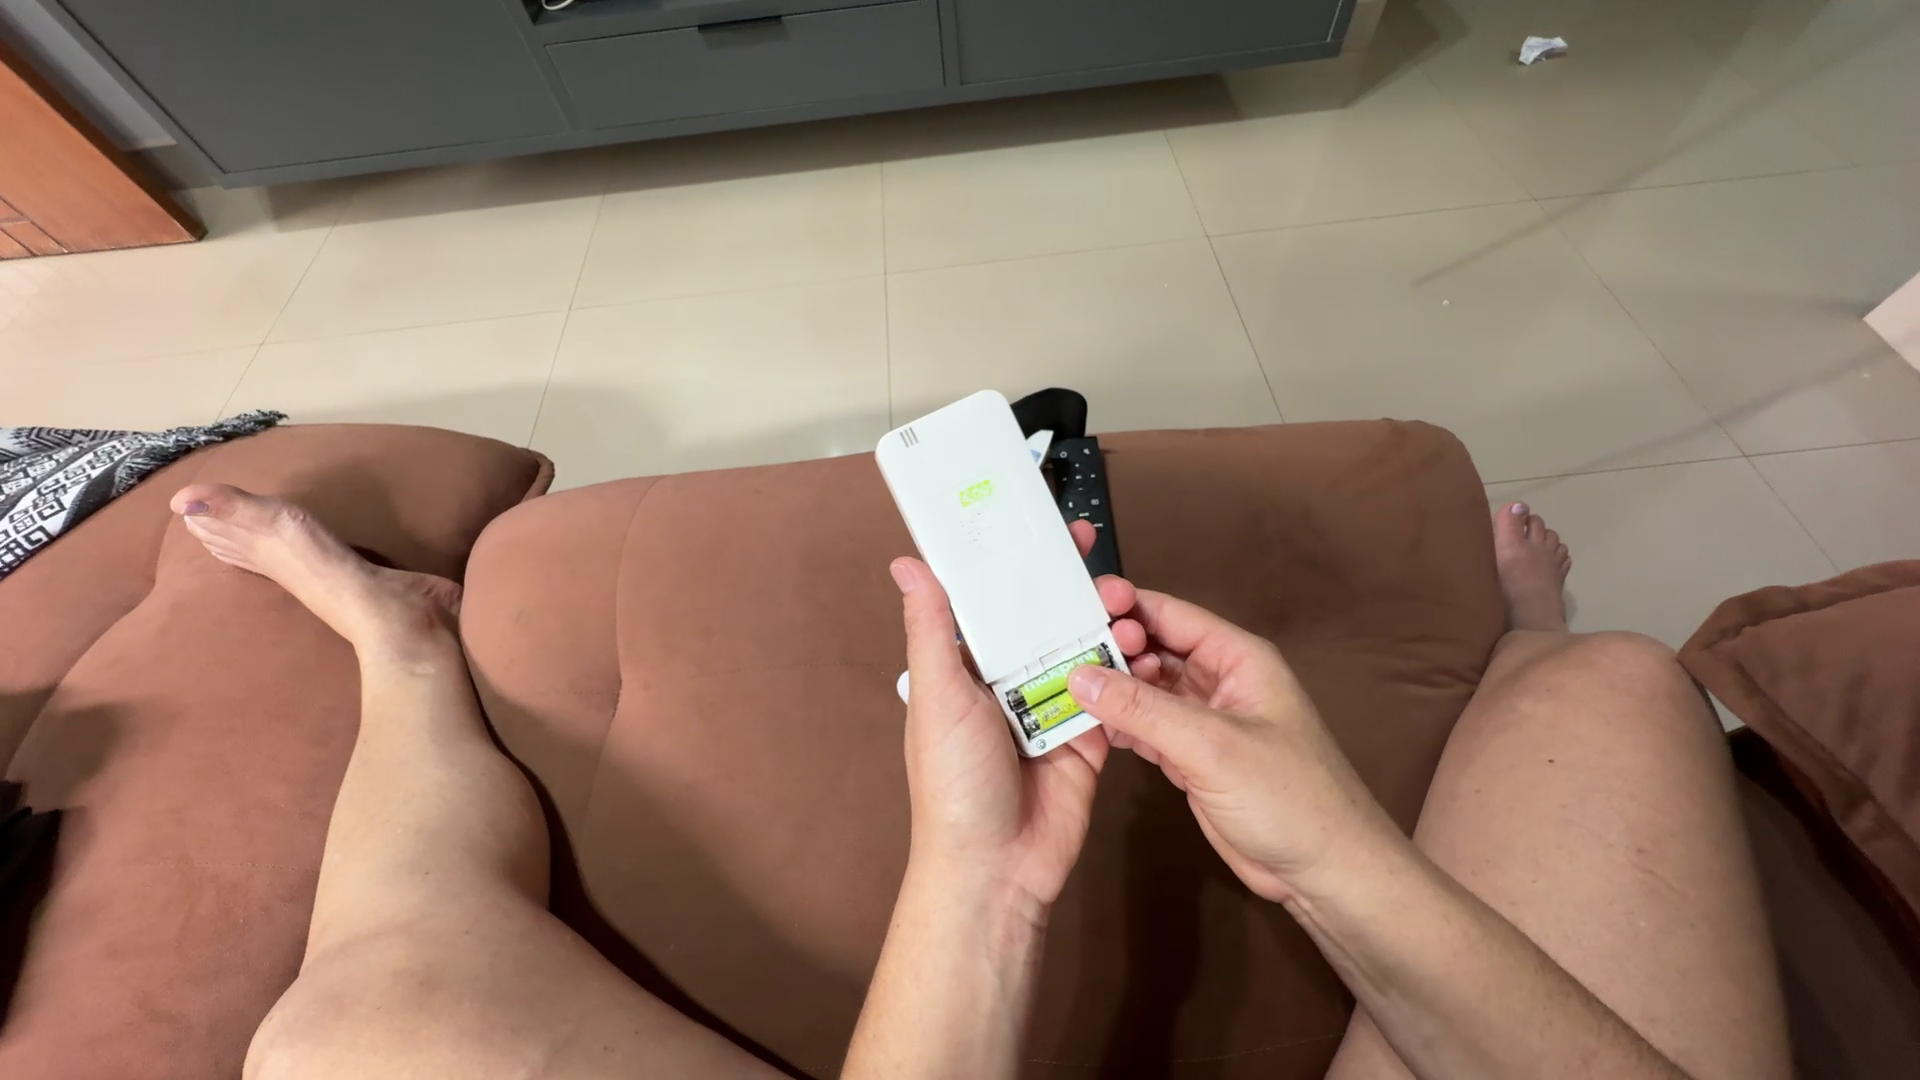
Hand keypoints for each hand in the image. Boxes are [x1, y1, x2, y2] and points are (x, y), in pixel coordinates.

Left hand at [891, 521, 1145, 914]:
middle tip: (1092, 545)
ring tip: (1121, 595)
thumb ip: (930, 629)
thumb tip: (907, 564)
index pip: (989, 599)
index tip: (1034, 525)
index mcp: (966, 665)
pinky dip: (1123, 664)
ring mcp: (1048, 703)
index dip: (1009, 561)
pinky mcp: (1085, 731)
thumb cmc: (954, 782)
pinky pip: (1106, 688)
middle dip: (1064, 581)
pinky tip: (1141, 637)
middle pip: (1039, 616)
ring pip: (1078, 645)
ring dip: (1099, 617)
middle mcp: (1007, 678)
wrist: (998, 867)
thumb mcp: (939, 696)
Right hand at [1067, 591, 1403, 903]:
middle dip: (1110, 649)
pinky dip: (1117, 724)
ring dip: (1109, 688)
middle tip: (1060, 654)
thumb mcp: (1210, 745)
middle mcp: (1216, 680)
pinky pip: (1144, 727)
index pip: (1170, 615)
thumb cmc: (1287, 796)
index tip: (1074, 609)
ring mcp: (1202, 720)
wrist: (1327, 874)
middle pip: (1153, 649)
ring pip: (1144, 689)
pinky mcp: (1190, 757)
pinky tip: (1083, 723)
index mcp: (1236, 657)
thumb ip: (1142, 709)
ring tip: (1060, 685)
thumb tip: (1078, 675)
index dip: (1125, 607)